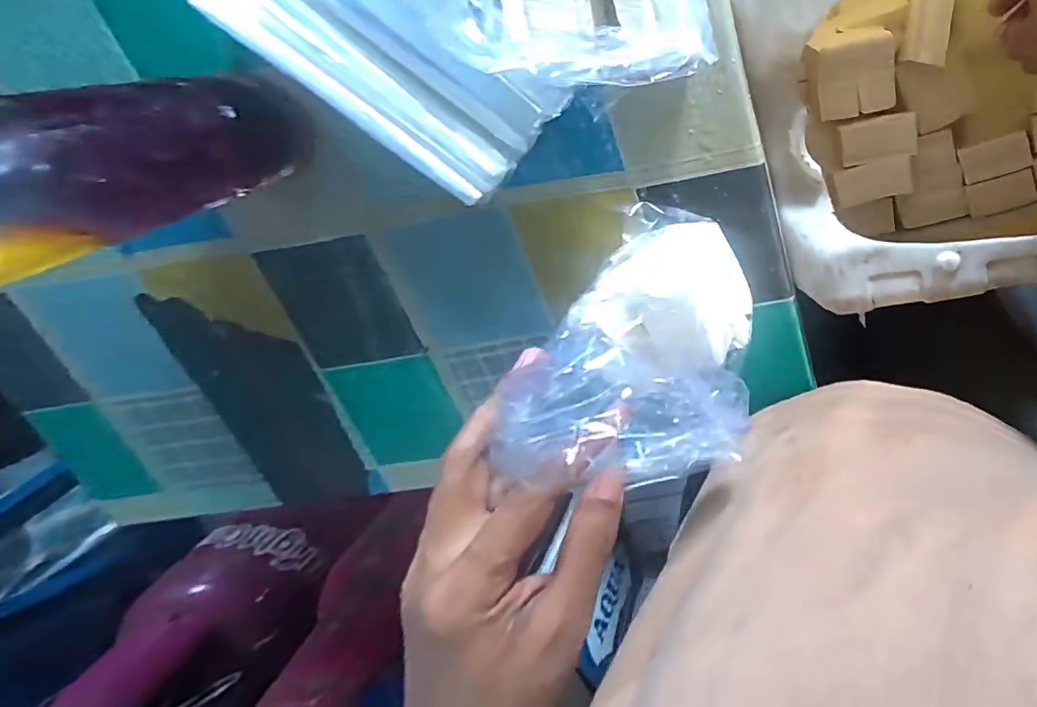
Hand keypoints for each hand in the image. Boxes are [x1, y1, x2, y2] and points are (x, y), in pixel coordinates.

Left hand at [402, 349, 625, 706]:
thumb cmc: (517, 695)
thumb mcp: (561, 629)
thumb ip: (587, 547)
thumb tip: (612, 471)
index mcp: (463, 583)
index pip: (526, 497)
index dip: (571, 452)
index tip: (608, 413)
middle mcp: (431, 559)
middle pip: (464, 465)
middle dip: (502, 408)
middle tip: (534, 363)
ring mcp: (424, 560)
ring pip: (459, 475)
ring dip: (493, 426)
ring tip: (524, 382)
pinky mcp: (431, 563)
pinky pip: (462, 496)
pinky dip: (490, 459)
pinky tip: (516, 437)